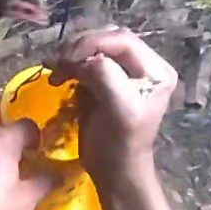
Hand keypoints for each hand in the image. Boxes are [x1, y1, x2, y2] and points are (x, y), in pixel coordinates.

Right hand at [50, 28, 182, 209]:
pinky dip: (69, 65)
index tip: (67, 59)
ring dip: (71, 55)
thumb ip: (105, 76)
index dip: (93, 42)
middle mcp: (142, 65)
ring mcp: (122, 71)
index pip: (122, 39)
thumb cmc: (121, 144)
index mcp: (156, 69)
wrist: (114, 171)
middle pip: (107, 38)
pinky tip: (58, 76)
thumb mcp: (120, 109)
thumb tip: (82, 60)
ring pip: (93, 47)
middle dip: (80, 46)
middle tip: (56, 62)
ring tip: (54, 69)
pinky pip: (85, 61)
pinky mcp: (104, 80)